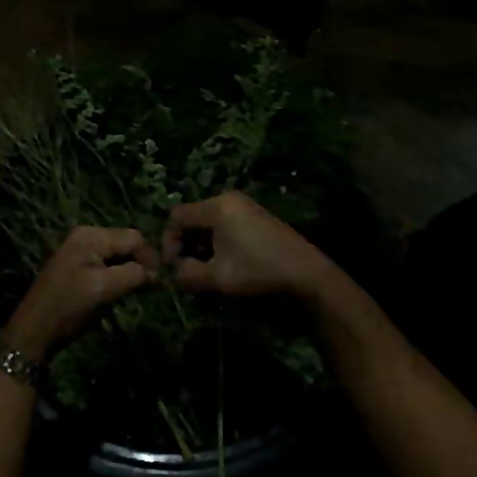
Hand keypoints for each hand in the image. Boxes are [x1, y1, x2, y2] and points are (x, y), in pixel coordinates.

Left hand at [4, 227, 157, 356]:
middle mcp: (85, 235)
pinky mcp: (76, 265)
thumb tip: (155, 274)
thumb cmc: (69, 307)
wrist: (34, 331)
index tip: (158, 284)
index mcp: (91, 235)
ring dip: (129, 270)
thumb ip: (133, 275)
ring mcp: (78, 250)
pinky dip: (116, 274)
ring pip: (117, 254)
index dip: (150, 258)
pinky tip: (118, 291)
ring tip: (136, 291)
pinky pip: (105, 263)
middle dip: (139, 263)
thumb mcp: (105, 289)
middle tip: (149, 289)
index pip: (134, 237)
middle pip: (125, 243)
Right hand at [163, 191, 339, 298]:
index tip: (173, 268)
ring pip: (208, 222)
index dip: (168, 242)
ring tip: (206, 270)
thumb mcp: (217, 278)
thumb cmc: (259, 272)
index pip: (176, 217)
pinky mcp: (256, 216)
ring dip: (201, 246)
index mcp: (217, 206)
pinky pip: (224, 224)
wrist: (307, 274)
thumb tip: (176, 272)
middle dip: (185, 245)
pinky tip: (226, 264)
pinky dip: (217, 242)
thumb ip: (188, 274)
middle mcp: (229, 199)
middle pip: (192, 217)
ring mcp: (245, 206)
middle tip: (188, 270)